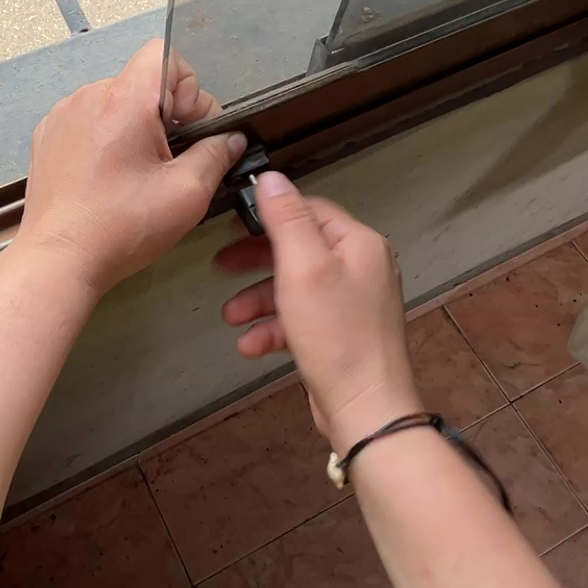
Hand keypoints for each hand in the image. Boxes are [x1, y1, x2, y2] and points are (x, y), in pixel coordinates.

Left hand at [18, 40, 246, 296]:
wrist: (59, 258)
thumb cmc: (117, 228)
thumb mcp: (187, 193)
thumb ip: (217, 155)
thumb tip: (230, 140)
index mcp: (125, 100)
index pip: (166, 55)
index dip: (189, 89)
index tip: (189, 129)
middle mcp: (89, 97)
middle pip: (143, 82)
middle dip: (167, 116)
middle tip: (171, 161)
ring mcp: (64, 116)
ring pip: (117, 103)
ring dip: (136, 129)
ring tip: (138, 175)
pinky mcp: (49, 137)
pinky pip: (90, 122)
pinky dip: (107, 141)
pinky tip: (111, 179)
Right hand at [214, 173, 421, 451]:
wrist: (365, 409)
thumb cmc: (338, 338)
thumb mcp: (303, 268)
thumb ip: (286, 219)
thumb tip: (271, 179)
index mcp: (358, 244)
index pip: (309, 210)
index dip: (270, 214)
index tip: (236, 223)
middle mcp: (361, 267)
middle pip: (298, 248)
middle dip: (256, 261)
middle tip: (222, 265)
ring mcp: (352, 302)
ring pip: (295, 286)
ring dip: (259, 298)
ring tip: (231, 315)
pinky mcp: (342, 332)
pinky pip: (301, 317)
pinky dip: (274, 327)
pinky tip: (250, 344)